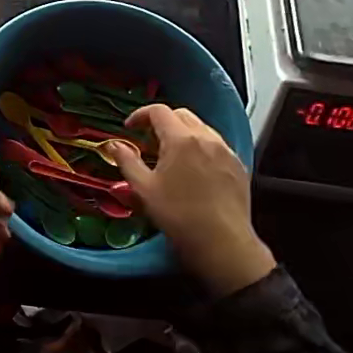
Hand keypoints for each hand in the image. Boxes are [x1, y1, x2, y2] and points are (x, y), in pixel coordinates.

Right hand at [105, 105, 276, 295]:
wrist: (221, 241)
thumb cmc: (178, 215)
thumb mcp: (143, 188)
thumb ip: (127, 161)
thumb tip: (114, 145)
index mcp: (181, 140)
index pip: (159, 111)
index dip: (140, 115)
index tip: (129, 128)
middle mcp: (207, 138)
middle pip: (181, 115)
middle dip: (162, 122)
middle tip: (147, 140)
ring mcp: (226, 151)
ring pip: (201, 129)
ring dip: (182, 134)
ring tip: (170, 155)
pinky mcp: (238, 165)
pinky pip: (216, 145)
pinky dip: (200, 147)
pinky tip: (192, 169)